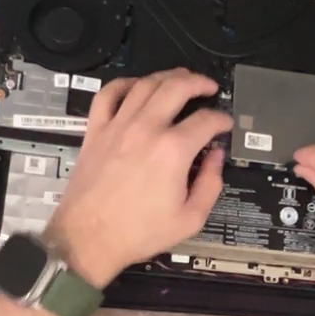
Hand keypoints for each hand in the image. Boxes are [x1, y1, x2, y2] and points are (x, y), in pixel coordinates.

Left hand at [45, 69, 231, 285]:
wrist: (89, 238)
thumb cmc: (139, 233)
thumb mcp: (190, 218)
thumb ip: (210, 184)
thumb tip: (216, 158)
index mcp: (173, 150)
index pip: (206, 120)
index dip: (222, 119)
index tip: (225, 125)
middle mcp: (146, 129)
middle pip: (177, 87)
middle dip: (198, 83)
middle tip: (208, 87)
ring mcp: (118, 126)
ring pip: (145, 84)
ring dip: (167, 77)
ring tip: (180, 79)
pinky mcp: (96, 131)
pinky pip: (108, 95)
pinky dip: (124, 84)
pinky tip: (136, 86)